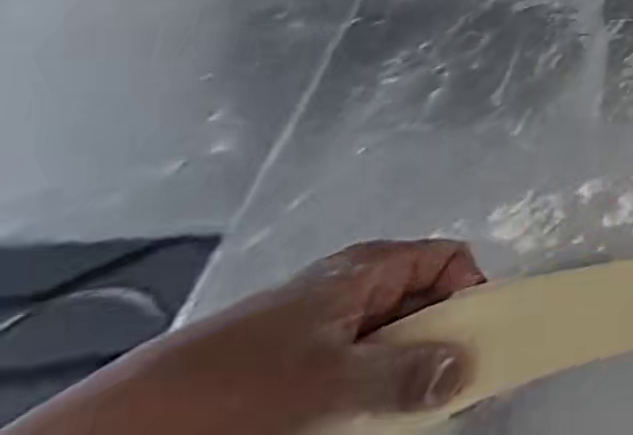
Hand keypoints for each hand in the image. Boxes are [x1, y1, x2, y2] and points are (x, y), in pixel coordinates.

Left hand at [7, 239, 486, 434]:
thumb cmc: (234, 385)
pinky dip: (371, 385)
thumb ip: (402, 373)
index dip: (471, 289)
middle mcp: (352, 287)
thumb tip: (470, 368)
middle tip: (447, 381)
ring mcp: (323, 324)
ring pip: (393, 335)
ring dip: (406, 367)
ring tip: (404, 404)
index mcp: (368, 268)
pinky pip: (358, 361)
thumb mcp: (326, 380)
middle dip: (441, 337)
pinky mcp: (296, 361)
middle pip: (424, 298)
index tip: (475, 337)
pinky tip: (362, 415)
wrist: (114, 429)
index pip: (449, 258)